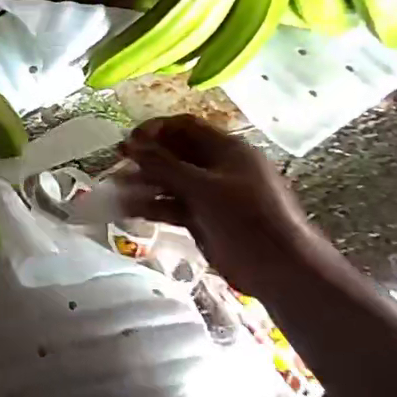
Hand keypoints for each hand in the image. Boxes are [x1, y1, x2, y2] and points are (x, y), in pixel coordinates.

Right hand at [118, 115, 330, 295]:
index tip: (129, 140)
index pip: (185, 127)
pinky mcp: (205, 220)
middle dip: (146, 157)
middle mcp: (218, 167)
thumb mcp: (205, 188)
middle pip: (176, 154)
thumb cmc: (248, 218)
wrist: (280, 268)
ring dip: (145, 183)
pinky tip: (129, 210)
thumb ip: (165, 166)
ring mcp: (211, 195)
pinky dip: (153, 207)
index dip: (156, 130)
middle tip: (116, 163)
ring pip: (172, 182)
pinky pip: (174, 207)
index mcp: (226, 149)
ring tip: (115, 189)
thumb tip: (131, 145)